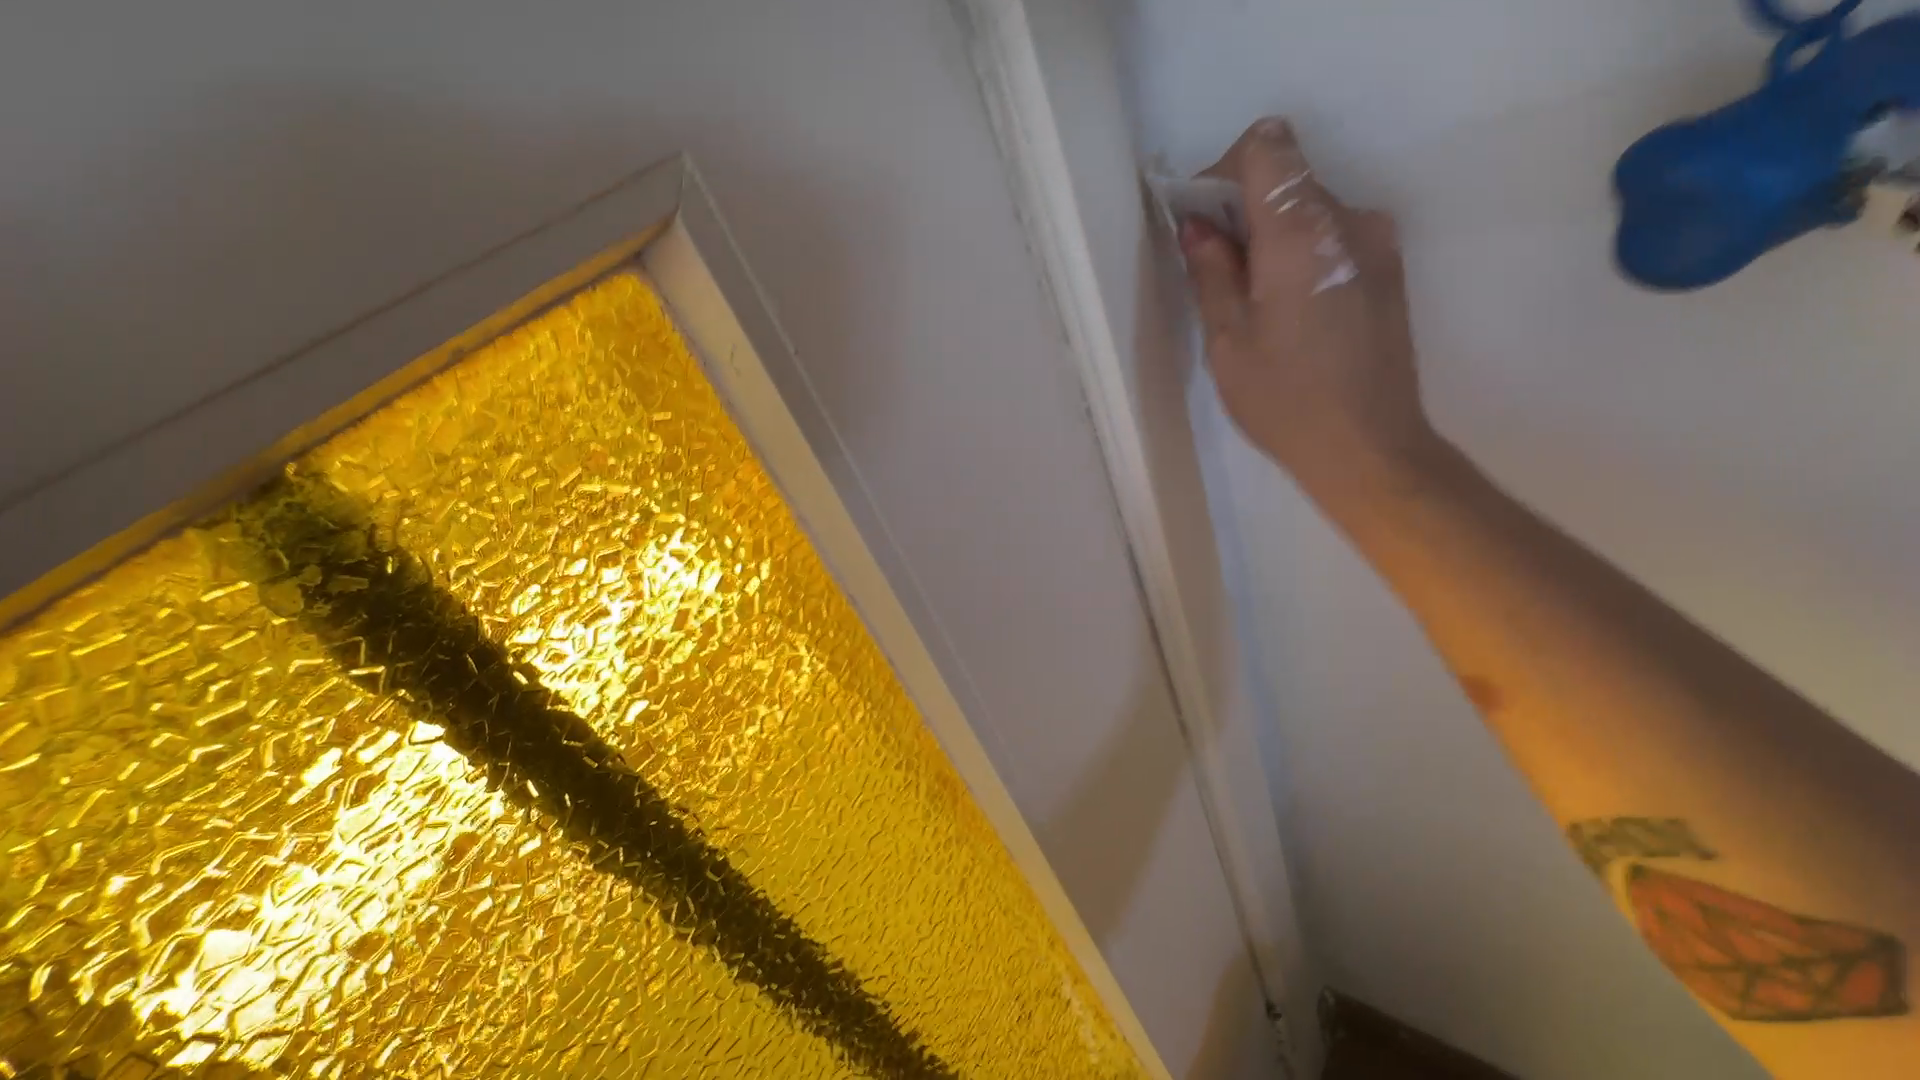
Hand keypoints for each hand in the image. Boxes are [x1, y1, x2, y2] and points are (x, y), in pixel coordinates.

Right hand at [1182, 118, 1438, 497]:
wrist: (1370, 447)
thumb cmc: (1286, 400)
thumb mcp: (1227, 340)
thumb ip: (1211, 271)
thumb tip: (1198, 227)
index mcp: (1301, 231)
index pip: (1265, 147)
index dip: (1223, 173)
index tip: (1203, 223)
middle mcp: (1348, 219)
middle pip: (1286, 177)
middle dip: (1242, 210)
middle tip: (1215, 270)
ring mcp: (1378, 242)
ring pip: (1309, 209)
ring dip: (1272, 235)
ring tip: (1253, 301)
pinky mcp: (1389, 268)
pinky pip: (1333, 236)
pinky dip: (1301, 253)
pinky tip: (1288, 310)